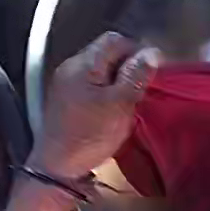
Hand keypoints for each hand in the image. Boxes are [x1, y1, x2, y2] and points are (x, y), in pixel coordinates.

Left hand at [30, 32, 160, 179]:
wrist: (57, 169)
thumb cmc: (89, 136)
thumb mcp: (119, 105)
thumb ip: (135, 76)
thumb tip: (152, 53)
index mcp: (83, 64)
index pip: (115, 40)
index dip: (137, 50)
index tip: (152, 71)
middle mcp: (72, 68)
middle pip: (107, 52)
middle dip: (129, 65)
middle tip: (143, 86)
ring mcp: (67, 83)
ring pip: (101, 69)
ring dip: (119, 78)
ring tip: (132, 98)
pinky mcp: (67, 99)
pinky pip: (93, 83)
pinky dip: (108, 90)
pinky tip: (116, 106)